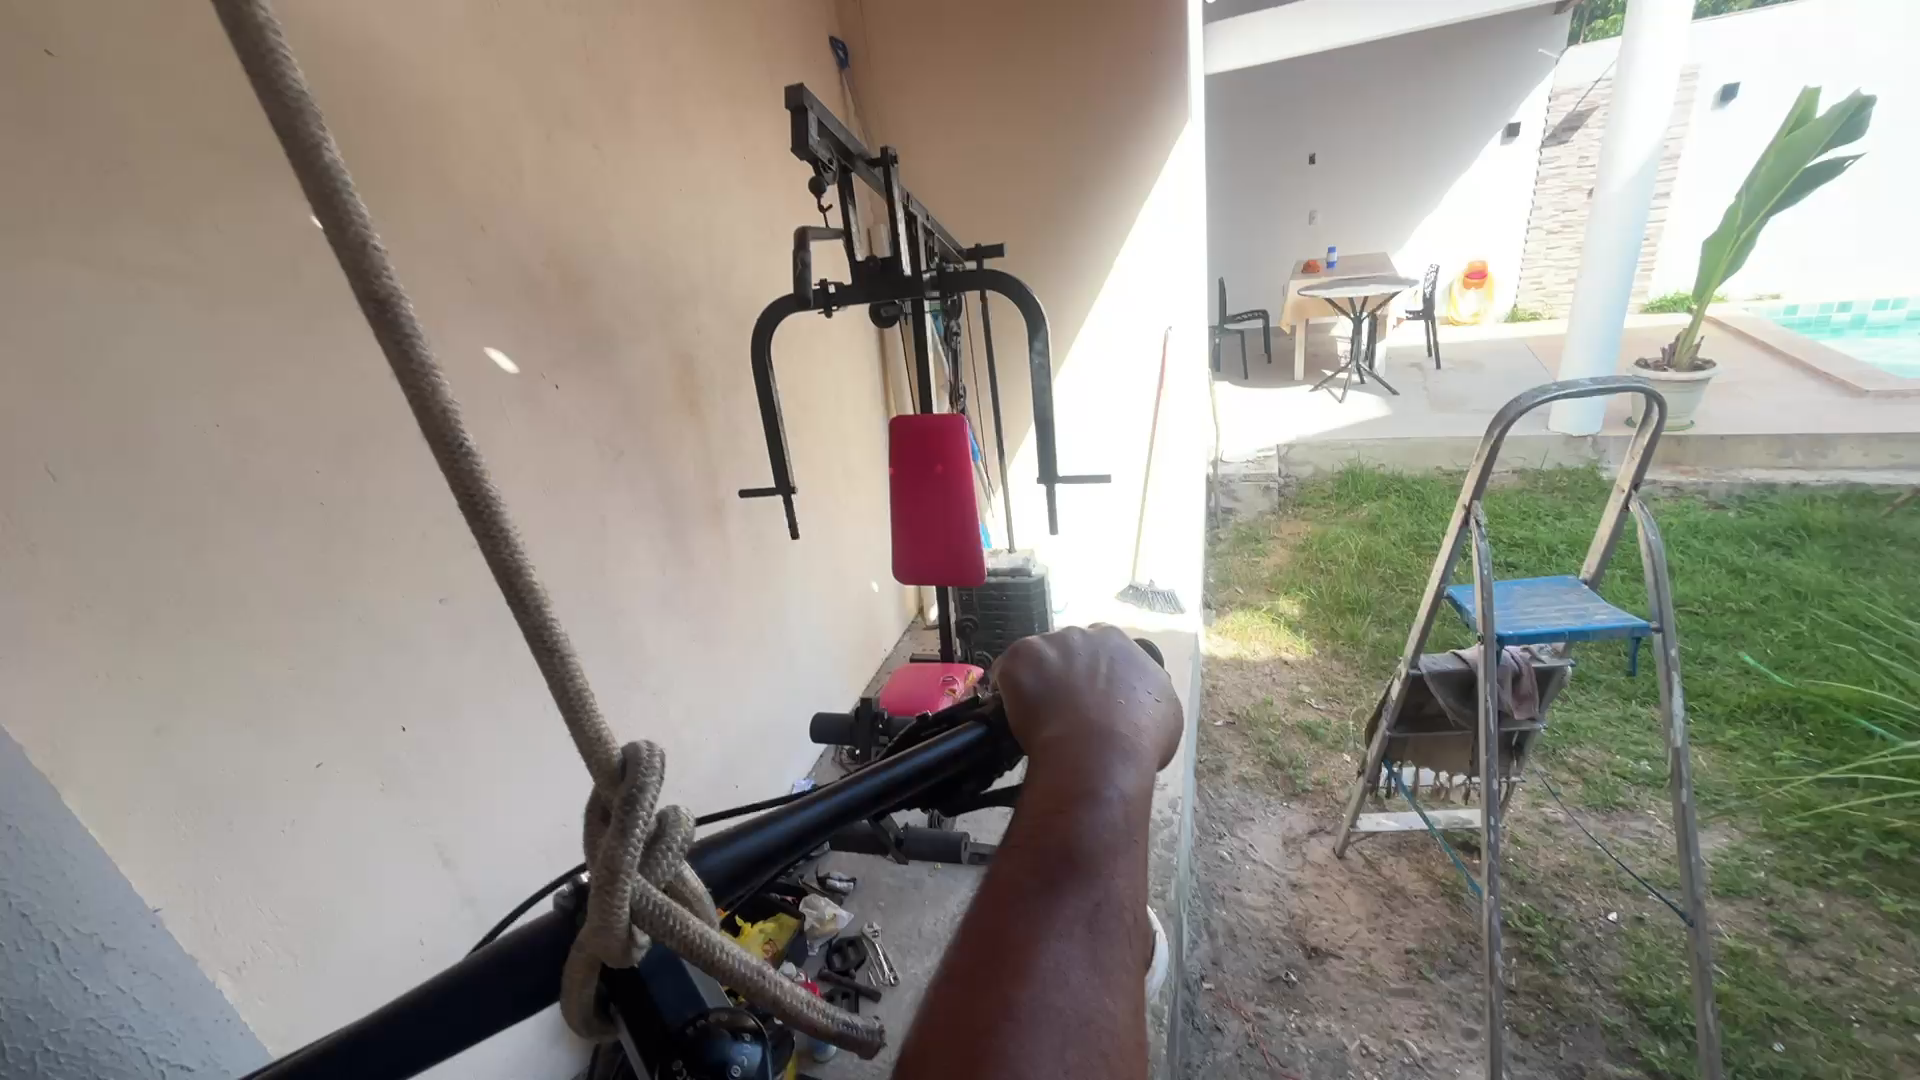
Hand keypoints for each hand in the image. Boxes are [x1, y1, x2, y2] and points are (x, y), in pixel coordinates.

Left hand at [992, 625, 1182, 783]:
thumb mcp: (1165, 710)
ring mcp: (1049, 643)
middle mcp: (1083, 633)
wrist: (1098, 754)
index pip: (1100, 648)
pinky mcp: (1021, 657)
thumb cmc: (1138, 740)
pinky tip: (1018, 715)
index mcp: (1117, 641)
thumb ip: (1146, 691)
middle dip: (1066, 673)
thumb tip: (1137, 697)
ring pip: (1037, 659)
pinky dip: (1009, 690)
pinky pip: (1007, 671)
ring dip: (1038, 680)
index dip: (1093, 673)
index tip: (1090, 696)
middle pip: (1067, 649)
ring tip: (1041, 717)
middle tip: (1066, 708)